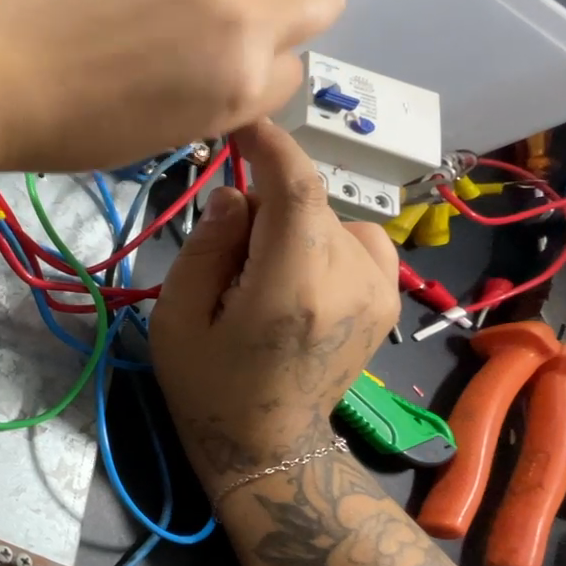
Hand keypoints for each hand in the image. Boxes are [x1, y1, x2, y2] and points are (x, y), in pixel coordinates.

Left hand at [0, 0, 344, 173]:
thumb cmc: (58, 131)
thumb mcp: (150, 137)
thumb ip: (206, 99)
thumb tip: (220, 73)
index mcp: (239, 86)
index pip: (289, 75)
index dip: (248, 79)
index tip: (209, 81)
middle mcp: (240, 18)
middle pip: (314, 0)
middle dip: (282, 16)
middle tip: (202, 34)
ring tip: (110, 24)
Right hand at [149, 121, 398, 497]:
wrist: (264, 440)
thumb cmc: (204, 382)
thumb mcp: (177, 318)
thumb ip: (205, 250)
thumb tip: (233, 196)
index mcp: (288, 287)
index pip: (294, 191)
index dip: (270, 148)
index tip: (240, 125)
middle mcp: (348, 280)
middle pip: (305, 206)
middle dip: (258, 209)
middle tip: (219, 250)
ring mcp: (379, 289)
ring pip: (330, 220)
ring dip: (288, 227)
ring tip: (255, 271)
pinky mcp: (388, 297)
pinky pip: (358, 238)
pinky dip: (321, 238)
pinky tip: (294, 273)